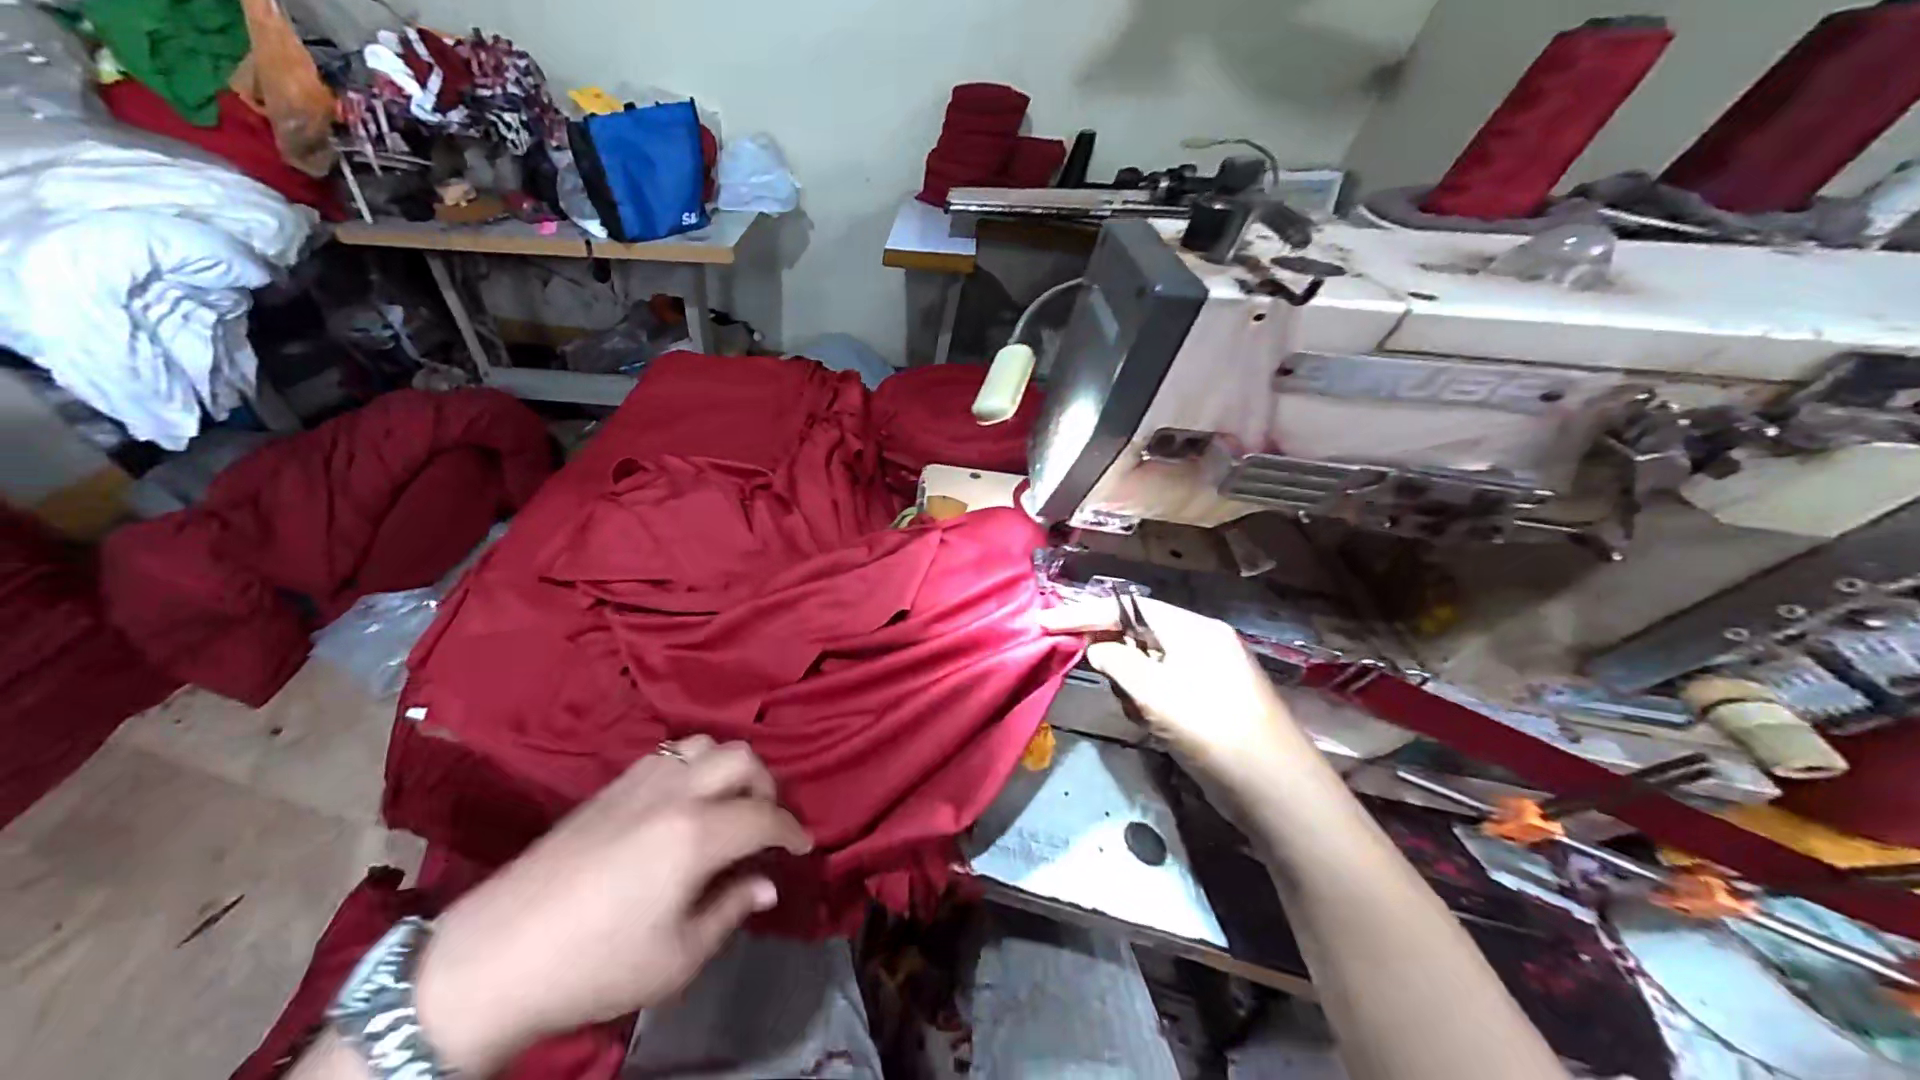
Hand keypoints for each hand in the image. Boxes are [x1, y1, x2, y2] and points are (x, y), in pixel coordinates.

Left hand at [412, 737, 811, 1075]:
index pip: (765, 817)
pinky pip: (668, 754)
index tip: (803, 847)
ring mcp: (639, 783)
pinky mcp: (609, 787)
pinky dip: (693, 766)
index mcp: (696, 835)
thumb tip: (766, 884)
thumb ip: (730, 910)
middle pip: (742, 759)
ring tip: (725, 806)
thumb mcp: (677, 956)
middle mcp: (675, 793)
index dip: (793, 831)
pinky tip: (683, 803)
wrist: (494, 958)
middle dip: (766, 788)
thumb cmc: (595, 965)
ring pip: (704, 744)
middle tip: (764, 825)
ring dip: (728, 769)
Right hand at [1038, 596, 1310, 787]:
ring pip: (1151, 664)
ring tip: (1140, 715)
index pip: (1129, 608)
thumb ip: (1118, 661)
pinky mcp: (1212, 700)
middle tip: (1093, 675)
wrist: (1277, 791)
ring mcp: (1211, 672)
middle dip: (1113, 654)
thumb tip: (1097, 647)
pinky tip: (1155, 727)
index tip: (1044, 622)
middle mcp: (1204, 641)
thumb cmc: (1212, 731)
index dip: (1084, 614)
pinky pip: (1166, 687)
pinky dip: (1151, 702)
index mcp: (1194, 629)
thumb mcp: (1155, 693)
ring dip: (1133, 685)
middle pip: (1140, 633)